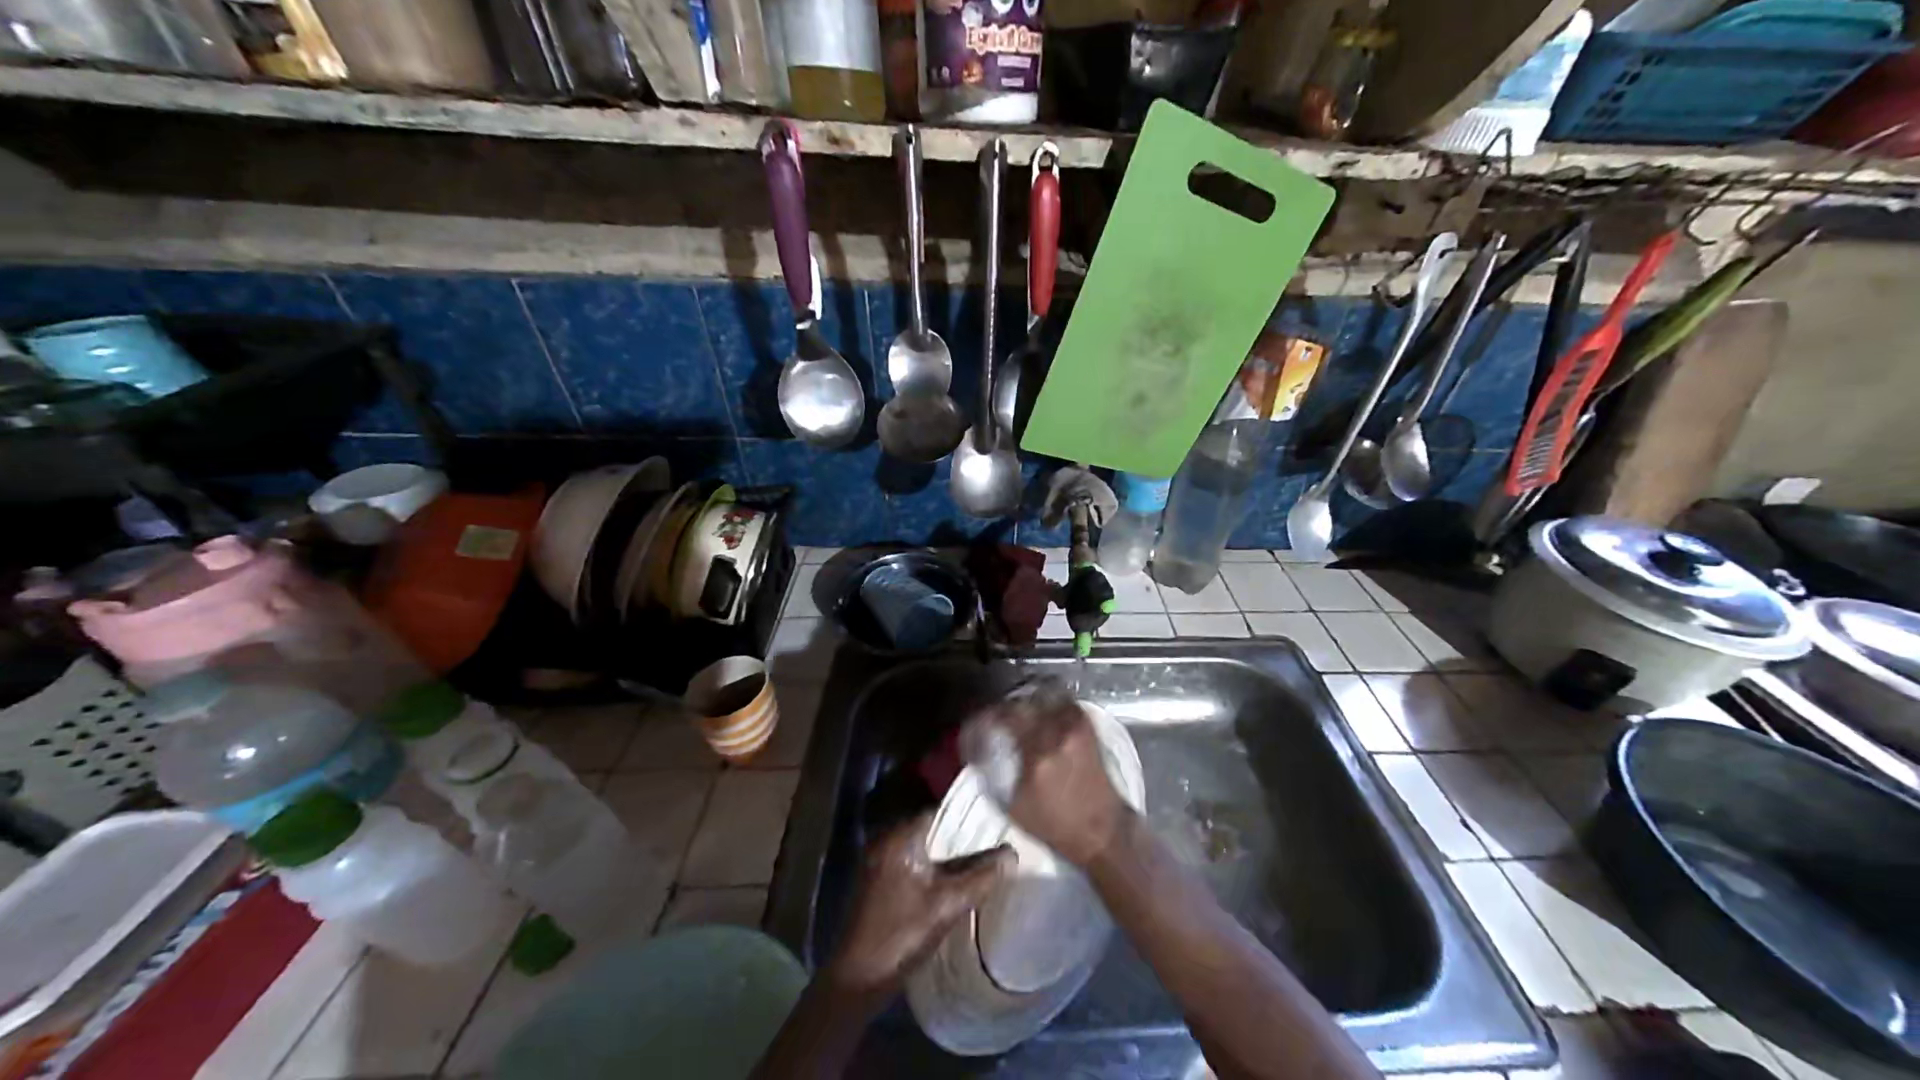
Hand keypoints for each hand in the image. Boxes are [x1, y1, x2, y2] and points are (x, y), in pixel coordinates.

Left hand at [826, 814, 1011, 996]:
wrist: (858, 979)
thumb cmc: (902, 935)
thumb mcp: (947, 906)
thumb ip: (980, 878)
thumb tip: (1011, 855)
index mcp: (899, 838)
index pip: (939, 813)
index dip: (968, 819)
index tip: (994, 826)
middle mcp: (885, 841)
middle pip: (931, 830)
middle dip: (960, 839)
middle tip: (992, 846)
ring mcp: (878, 861)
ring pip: (922, 848)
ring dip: (947, 855)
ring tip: (979, 864)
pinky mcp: (877, 880)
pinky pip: (911, 862)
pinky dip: (932, 868)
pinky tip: (953, 882)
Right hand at [965, 689, 1128, 867]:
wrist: (1101, 830)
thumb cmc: (1055, 824)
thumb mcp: (1014, 807)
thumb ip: (995, 775)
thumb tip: (980, 751)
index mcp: (1037, 755)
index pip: (1006, 716)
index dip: (989, 714)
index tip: (982, 720)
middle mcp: (1058, 735)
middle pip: (1026, 703)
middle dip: (1008, 707)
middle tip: (1000, 717)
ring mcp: (1077, 730)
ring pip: (1047, 697)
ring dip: (1030, 702)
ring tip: (1022, 712)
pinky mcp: (1090, 730)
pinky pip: (1066, 703)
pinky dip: (1052, 703)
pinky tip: (1045, 713)